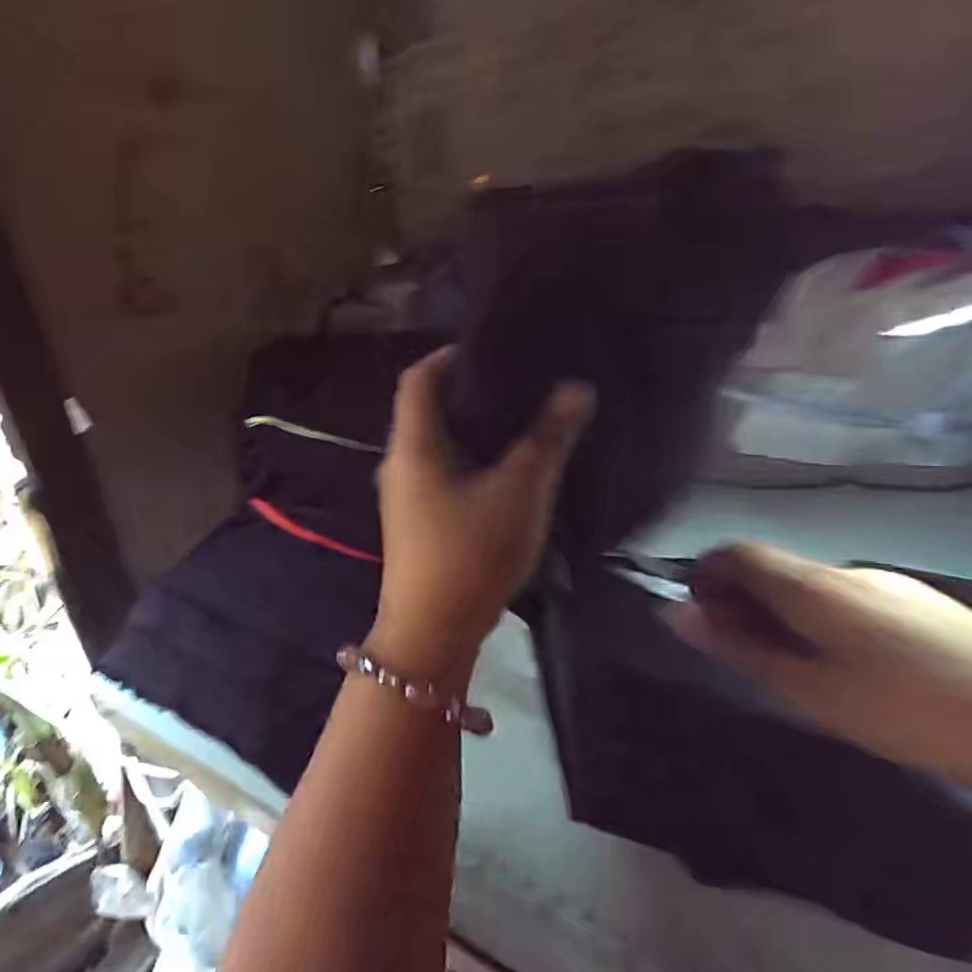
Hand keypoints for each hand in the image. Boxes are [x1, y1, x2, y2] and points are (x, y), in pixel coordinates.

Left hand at [368, 347, 594, 670]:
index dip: (448, 356)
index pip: (417, 381)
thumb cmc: (471, 552)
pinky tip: (507, 459)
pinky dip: (468, 455)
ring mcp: (402, 493)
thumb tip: (574, 388)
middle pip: (425, 409)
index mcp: (411, 447)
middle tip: (523, 376)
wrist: (432, 626)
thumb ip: (547, 437)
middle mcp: (397, 464)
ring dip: (471, 425)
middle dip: (469, 389)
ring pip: (434, 442)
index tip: (494, 345)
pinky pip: (438, 470)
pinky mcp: (414, 517)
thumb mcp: (521, 490)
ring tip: (524, 411)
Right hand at [669, 542, 971, 791]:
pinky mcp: (934, 610)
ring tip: (803, 673)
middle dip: (745, 604)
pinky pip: (854, 605)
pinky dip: (829, 628)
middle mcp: (852, 574)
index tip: (707, 621)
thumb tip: (674, 613)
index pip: (734, 552)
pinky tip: (857, 675)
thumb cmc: (914, 711)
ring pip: (814, 591)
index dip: (706, 578)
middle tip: (749, 657)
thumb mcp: (806, 688)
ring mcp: (900, 589)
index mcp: (813, 586)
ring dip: (787, 619)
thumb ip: (736, 647)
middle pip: (774, 571)